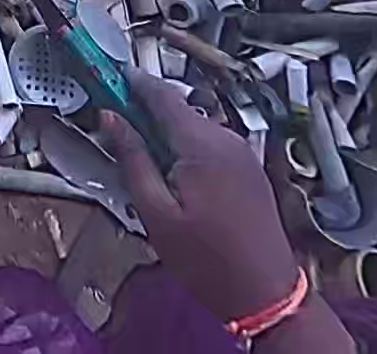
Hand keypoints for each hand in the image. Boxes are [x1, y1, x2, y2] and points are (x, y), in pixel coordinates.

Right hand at [101, 71, 297, 320]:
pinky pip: (208, 140)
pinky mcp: (249, 166)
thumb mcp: (156, 211)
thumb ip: (132, 157)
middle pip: (177, 108)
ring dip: (165, 129)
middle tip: (117, 124)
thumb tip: (109, 116)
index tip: (107, 75)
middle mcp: (225, 138)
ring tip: (144, 155)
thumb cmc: (205, 260)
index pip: (162, 94)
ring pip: (192, 123)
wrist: (270, 301)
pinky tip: (173, 170)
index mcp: (201, 144)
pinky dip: (185, 143)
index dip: (132, 80)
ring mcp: (241, 151)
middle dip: (146, 110)